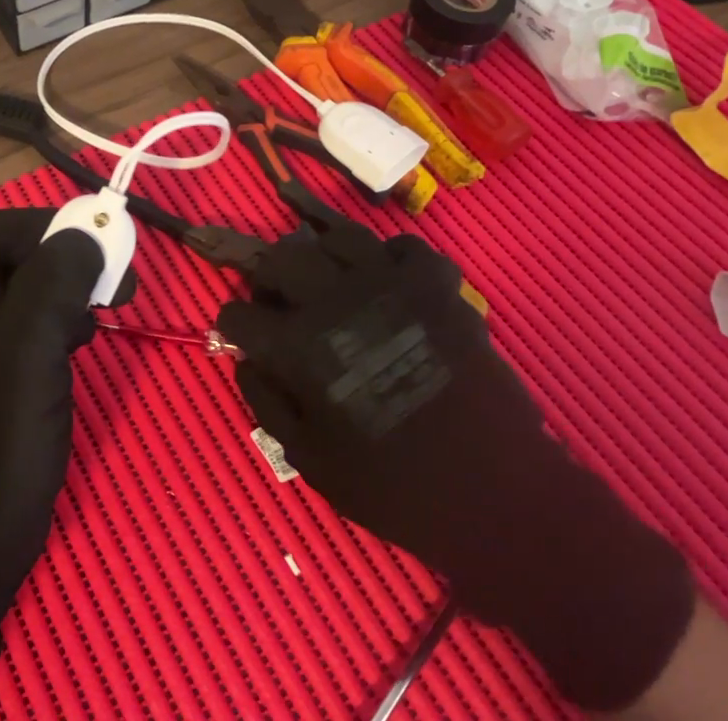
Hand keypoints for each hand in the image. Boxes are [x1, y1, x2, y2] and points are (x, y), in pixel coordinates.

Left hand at [0, 208, 105, 719]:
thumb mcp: (24, 355)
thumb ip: (51, 286)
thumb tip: (84, 235)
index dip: (42, 227)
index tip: (98, 244)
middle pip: (9, 264)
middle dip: (64, 262)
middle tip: (120, 282)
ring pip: (24, 302)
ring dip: (68, 295)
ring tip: (109, 312)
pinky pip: (29, 340)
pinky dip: (61, 331)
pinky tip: (85, 345)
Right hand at [218, 224, 693, 711]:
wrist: (495, 491)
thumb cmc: (393, 485)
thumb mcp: (310, 460)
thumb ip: (268, 403)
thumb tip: (247, 361)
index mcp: (300, 348)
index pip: (239, 315)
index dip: (233, 325)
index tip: (239, 336)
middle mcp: (338, 302)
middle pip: (281, 259)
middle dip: (266, 277)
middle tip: (276, 300)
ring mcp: (393, 287)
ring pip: (340, 236)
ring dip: (321, 252)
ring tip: (323, 275)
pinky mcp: (439, 287)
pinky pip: (405, 247)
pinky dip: (388, 257)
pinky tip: (384, 279)